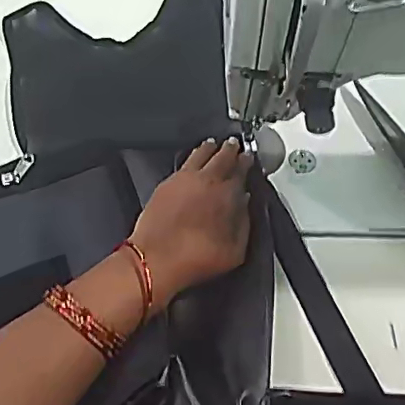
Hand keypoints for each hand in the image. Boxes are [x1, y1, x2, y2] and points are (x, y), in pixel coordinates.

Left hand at [130, 138, 252, 300]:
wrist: (155, 259)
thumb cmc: (194, 258)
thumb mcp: (234, 251)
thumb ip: (244, 223)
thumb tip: (246, 207)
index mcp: (226, 194)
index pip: (241, 170)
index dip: (246, 162)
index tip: (248, 159)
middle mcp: (205, 180)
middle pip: (221, 156)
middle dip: (230, 149)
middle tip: (234, 145)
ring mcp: (183, 179)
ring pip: (199, 154)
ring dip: (209, 149)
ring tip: (213, 145)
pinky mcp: (165, 184)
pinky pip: (183, 163)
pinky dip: (191, 158)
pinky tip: (192, 162)